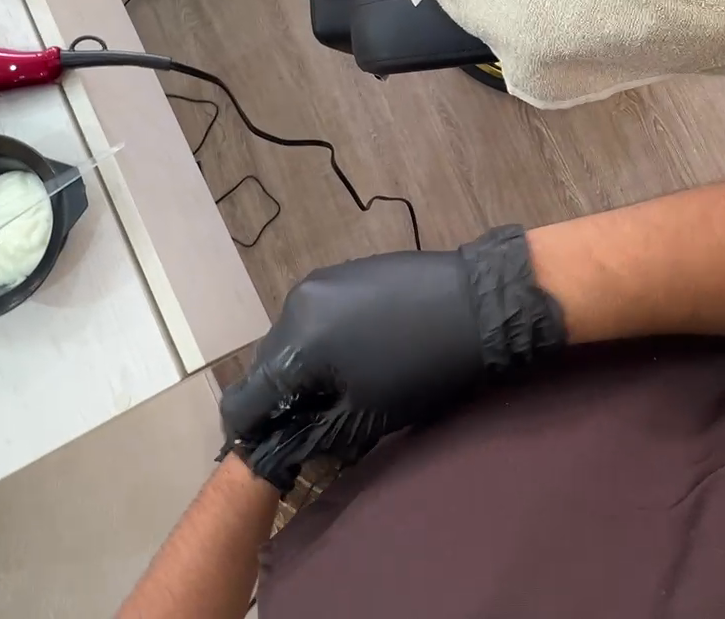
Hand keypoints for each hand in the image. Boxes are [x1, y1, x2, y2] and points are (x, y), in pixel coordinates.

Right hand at [220, 226, 565, 488]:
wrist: (480, 305)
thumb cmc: (423, 368)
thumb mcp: (364, 417)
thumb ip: (310, 436)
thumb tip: (277, 452)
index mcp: (297, 341)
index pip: (244, 399)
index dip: (250, 434)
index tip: (270, 453)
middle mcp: (297, 302)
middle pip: (266, 365)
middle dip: (279, 399)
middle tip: (309, 427)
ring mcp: (323, 281)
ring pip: (291, 338)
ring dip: (301, 369)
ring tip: (335, 392)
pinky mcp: (346, 272)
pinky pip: (315, 315)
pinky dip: (321, 341)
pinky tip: (354, 356)